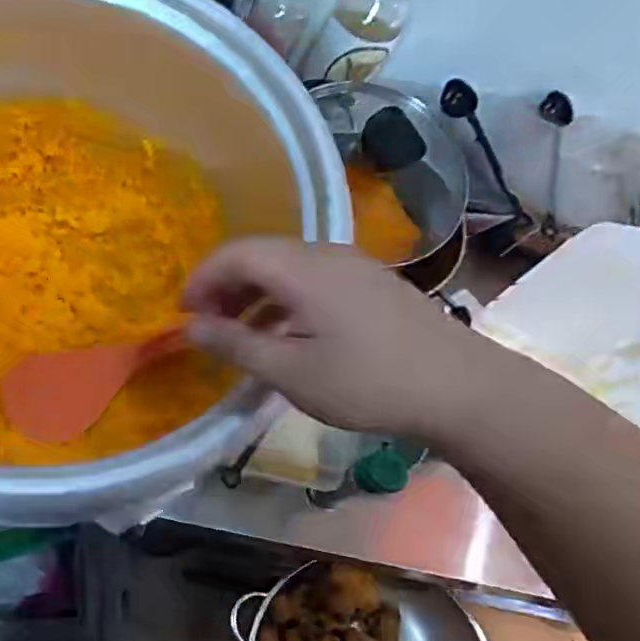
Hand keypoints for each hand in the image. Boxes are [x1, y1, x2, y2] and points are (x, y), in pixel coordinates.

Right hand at [182, 239, 493, 437]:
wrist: (458, 387)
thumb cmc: (366, 382)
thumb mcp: (290, 372)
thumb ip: (236, 345)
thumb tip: (191, 327)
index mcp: (302, 268)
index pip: (236, 253)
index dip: (201, 279)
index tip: (181, 314)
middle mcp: (327, 254)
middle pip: (261, 255)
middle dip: (225, 287)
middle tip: (206, 326)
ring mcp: (355, 267)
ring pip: (288, 269)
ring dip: (255, 296)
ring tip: (240, 336)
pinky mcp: (372, 285)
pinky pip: (313, 282)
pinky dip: (284, 302)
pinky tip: (285, 336)